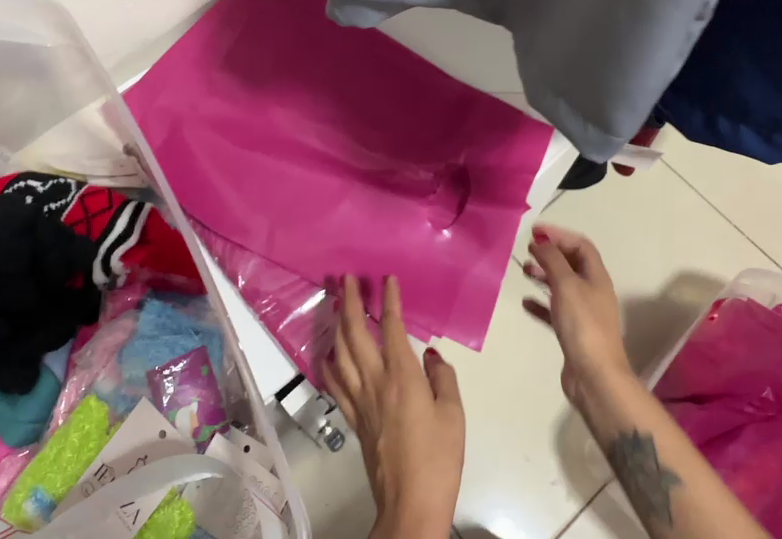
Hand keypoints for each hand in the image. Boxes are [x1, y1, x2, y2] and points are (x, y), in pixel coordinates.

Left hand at [323, 276, 464, 538]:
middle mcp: (375, 382)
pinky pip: (335, 383)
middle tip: (346, 278)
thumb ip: (443, 379)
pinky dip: (330, 363)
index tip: (386, 278)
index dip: (390, 300)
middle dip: (351, 302)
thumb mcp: (454, 414)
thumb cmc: (439, 458)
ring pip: (340, 353)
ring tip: (335, 305)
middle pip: (356, 333)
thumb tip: (431, 356)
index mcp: (402, 376)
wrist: (410, 502)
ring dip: (337, 325)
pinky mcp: (353, 419)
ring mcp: (360, 400)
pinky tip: (327, 353)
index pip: (392, 327)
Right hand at [524, 225, 635, 401]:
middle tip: (528, 250)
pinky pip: (554, 311)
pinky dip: (540, 303)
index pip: (581, 246)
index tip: (535, 232)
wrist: (594, 375)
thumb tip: (541, 242)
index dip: (559, 235)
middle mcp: (592, 292)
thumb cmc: (582, 324)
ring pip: (562, 286)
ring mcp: (583, 314)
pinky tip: (525, 303)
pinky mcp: (572, 333)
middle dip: (550, 254)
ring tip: (525, 272)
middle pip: (571, 264)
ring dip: (544, 276)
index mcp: (596, 277)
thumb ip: (553, 260)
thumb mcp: (566, 284)